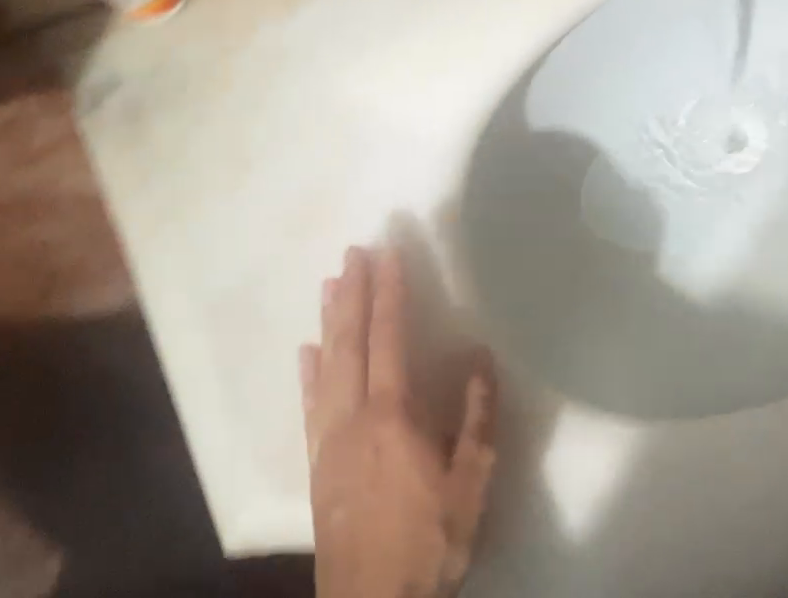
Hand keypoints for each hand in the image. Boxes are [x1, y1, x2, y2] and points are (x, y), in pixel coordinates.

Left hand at [303, 246, 496, 597]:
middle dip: (352, 294)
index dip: (388, 294)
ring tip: (329, 284)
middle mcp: (353, 418)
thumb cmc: (432, 535)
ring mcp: (329, 441)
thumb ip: (477, 413)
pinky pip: (310, 406)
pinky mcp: (318, 465)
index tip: (388, 255)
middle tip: (353, 252)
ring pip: (326, 368)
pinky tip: (307, 353)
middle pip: (350, 344)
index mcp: (393, 416)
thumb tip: (480, 354)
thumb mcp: (472, 476)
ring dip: (329, 322)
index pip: (389, 340)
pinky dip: (309, 373)